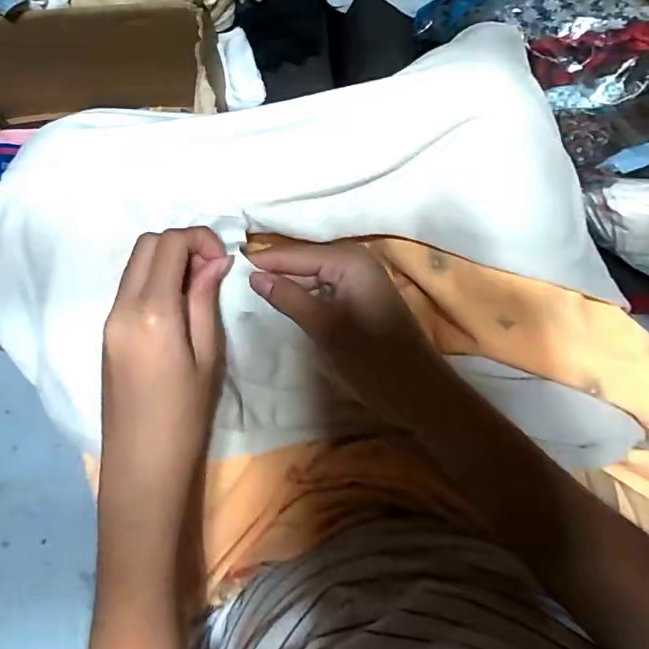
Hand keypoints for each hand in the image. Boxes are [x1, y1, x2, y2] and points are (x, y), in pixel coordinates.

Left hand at [100, 228, 230, 496]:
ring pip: (135, 262)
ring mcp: (109, 318)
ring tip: (196, 289)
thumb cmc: (184, 418)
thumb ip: (205, 299)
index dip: (200, 239)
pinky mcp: (106, 331)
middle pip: (147, 244)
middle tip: (209, 272)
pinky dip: (153, 279)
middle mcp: (123, 305)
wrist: (140, 466)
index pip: (169, 243)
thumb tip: (215, 260)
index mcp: (151, 310)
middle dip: (181, 244)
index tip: (222, 262)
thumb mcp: (207, 356)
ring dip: (166, 260)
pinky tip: (176, 305)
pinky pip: (129, 286)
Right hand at [246, 238, 441, 423]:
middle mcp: (356, 259)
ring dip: (287, 279)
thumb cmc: (373, 360)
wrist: (421, 393)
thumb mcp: (323, 328)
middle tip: (233, 271)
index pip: (295, 254)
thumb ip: (287, 297)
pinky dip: (304, 290)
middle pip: (303, 259)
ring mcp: (361, 276)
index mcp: (349, 260)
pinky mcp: (362, 294)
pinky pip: (324, 284)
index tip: (227, 260)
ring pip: (312, 272)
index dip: (263, 260)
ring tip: (251, 284)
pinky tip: (284, 298)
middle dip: (273, 266)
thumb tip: (253, 275)